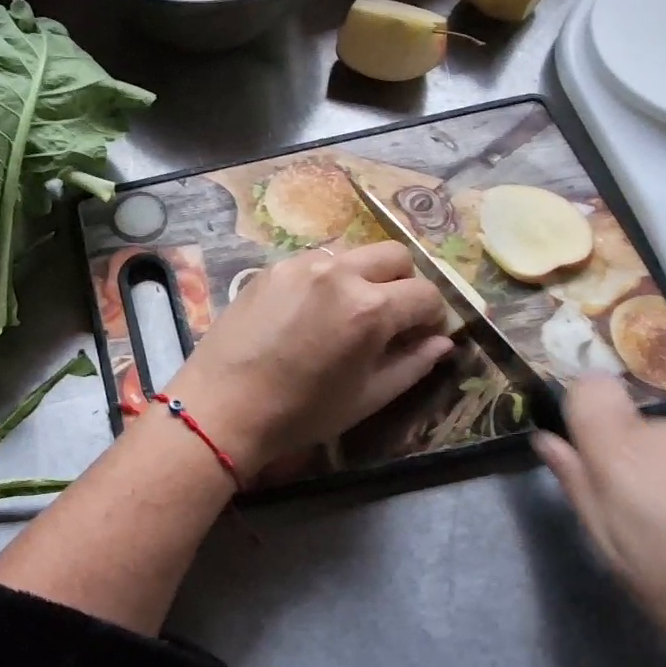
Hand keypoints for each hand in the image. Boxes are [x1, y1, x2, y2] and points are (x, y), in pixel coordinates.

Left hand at [168, 243, 453, 477]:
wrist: (223, 405)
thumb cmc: (300, 412)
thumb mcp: (367, 397)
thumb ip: (412, 365)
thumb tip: (443, 343)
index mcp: (369, 307)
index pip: (426, 294)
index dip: (432, 318)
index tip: (422, 336)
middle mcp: (338, 273)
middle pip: (394, 255)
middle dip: (404, 283)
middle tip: (392, 318)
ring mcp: (300, 264)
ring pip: (353, 254)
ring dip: (364, 276)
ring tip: (348, 314)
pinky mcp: (271, 268)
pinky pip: (314, 262)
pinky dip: (327, 279)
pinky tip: (311, 312)